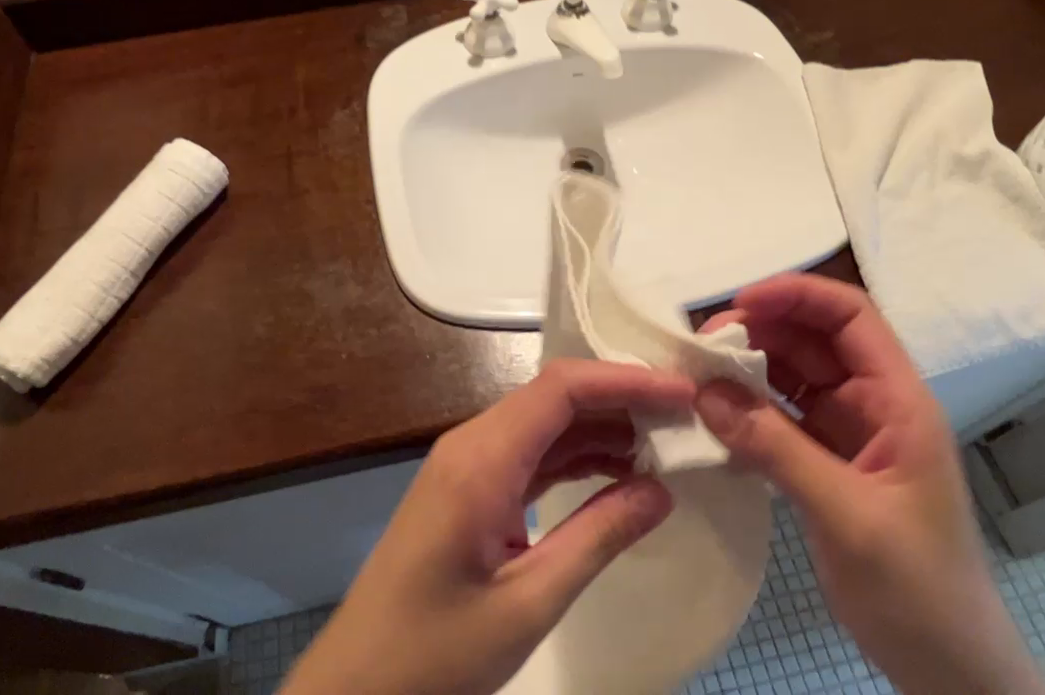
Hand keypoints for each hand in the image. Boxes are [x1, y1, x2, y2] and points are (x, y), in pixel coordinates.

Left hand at [280, 360, 695, 694]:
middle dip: (622, 399)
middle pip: (555, 398)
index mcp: (480, 459)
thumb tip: (662, 490)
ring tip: (668, 444)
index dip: (625, 379)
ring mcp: (468, 467)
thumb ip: (598, 538)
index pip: (561, 389)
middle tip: (689, 416)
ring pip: (546, 426)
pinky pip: (532, 457)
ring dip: (604, 429)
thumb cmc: (437, 651)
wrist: (356, 687)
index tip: (685, 392)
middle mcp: (472, 446)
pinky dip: (578, 459)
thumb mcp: (529, 602)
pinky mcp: (470, 492)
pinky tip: (622, 475)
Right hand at [694, 274, 1044, 694]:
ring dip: (746, 370)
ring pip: (792, 378)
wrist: (949, 670)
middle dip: (759, 331)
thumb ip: (778, 449)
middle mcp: (874, 407)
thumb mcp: (848, 516)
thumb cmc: (919, 590)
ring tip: (696, 376)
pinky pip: (780, 420)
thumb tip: (706, 393)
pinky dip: (746, 412)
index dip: (797, 296)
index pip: (851, 318)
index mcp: (900, 403)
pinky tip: (711, 418)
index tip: (738, 304)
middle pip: (814, 341)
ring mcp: (848, 436)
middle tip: (700, 347)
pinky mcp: (825, 466)